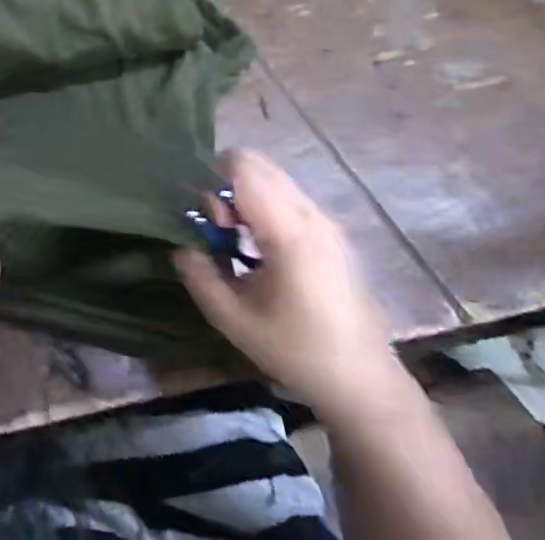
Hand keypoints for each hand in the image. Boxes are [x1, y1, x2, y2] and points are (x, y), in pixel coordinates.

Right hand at [173, 149, 401, 416]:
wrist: (363, 381)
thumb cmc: (296, 351)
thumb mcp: (232, 319)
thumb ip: (198, 273)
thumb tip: (181, 242)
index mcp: (289, 232)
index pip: (243, 167)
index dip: (211, 180)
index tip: (206, 219)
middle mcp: (311, 214)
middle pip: (257, 163)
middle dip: (225, 183)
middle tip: (218, 227)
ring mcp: (326, 220)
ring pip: (271, 176)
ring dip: (244, 193)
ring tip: (236, 238)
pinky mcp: (332, 230)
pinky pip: (287, 194)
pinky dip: (262, 204)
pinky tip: (259, 246)